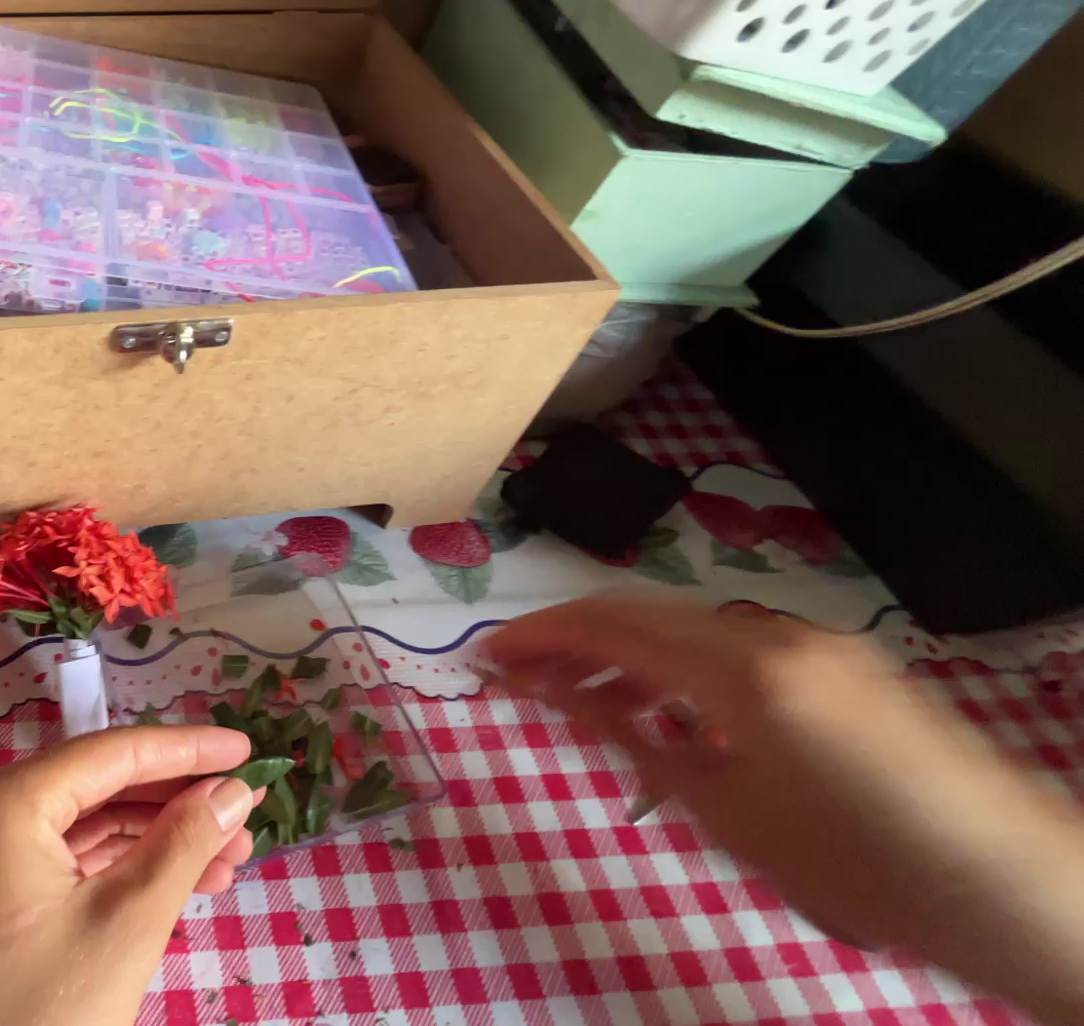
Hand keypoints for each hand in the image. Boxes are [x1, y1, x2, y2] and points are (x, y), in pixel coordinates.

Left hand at [0, 725, 260, 1025]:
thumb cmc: (38, 1016)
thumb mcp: (124, 926)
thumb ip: (182, 846)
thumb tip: (231, 791)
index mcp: (9, 798)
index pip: (114, 752)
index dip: (187, 748)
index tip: (245, 749)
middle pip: (103, 784)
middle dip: (179, 801)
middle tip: (247, 813)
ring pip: (90, 823)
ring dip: (159, 837)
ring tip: (229, 857)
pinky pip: (69, 858)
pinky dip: (124, 867)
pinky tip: (178, 882)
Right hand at [484, 595, 1083, 1022]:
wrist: (1027, 898)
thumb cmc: (860, 867)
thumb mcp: (718, 804)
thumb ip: (620, 729)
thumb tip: (538, 685)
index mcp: (742, 669)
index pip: (606, 626)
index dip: (534, 635)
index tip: (481, 654)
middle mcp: (771, 632)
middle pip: (634, 610)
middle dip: (563, 635)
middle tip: (510, 670)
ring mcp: (806, 639)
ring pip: (675, 622)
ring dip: (613, 649)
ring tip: (569, 695)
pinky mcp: (828, 658)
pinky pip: (720, 642)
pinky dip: (667, 663)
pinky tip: (650, 706)